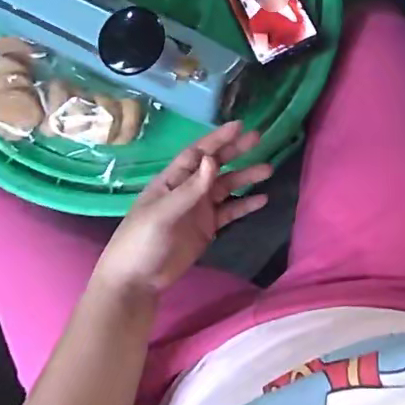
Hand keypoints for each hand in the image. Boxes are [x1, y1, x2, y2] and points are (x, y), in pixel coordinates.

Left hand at [93, 122, 272, 300]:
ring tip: (267, 168)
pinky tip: (262, 198)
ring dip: (245, 177)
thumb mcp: (163, 212)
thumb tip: (212, 159)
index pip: (198, 153)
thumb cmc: (142, 239)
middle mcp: (187, 190)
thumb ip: (190, 189)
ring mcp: (198, 209)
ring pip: (225, 187)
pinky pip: (229, 212)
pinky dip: (245, 205)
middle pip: (215, 166)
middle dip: (235, 152)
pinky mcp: (206, 229)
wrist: (137, 278)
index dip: (217, 139)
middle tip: (258, 138)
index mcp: (172, 180)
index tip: (239, 126)